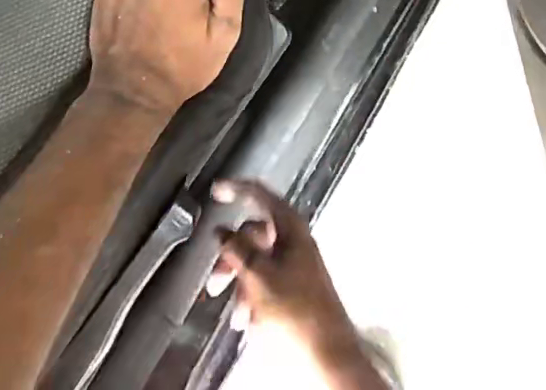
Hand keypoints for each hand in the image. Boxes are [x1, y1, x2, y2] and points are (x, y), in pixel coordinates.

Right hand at [207, 180, 382, 386]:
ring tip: (235, 315)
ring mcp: (297, 263)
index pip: (259, 194)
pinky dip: (253, 295)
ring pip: (257, 261)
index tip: (214, 192)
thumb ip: (236, 248)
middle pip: (252, 235)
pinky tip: (246, 320)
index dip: (235, 189)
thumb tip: (221, 230)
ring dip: (240, 284)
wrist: (330, 356)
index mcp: (289, 227)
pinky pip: (267, 280)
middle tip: (215, 281)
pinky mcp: (297, 286)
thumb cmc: (295, 309)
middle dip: (230, 257)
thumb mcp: (258, 275)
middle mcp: (294, 239)